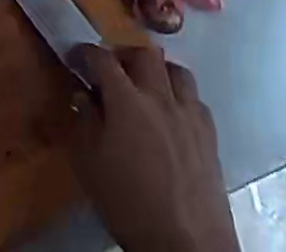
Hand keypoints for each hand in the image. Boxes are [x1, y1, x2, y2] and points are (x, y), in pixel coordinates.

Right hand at [71, 45, 238, 251]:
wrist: (187, 247)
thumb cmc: (129, 204)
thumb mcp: (90, 165)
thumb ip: (84, 123)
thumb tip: (82, 96)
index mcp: (127, 101)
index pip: (103, 59)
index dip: (86, 52)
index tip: (76, 57)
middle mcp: (160, 99)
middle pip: (145, 53)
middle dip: (125, 53)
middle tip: (112, 67)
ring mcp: (189, 116)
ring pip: (177, 71)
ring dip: (158, 71)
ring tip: (145, 86)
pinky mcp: (210, 137)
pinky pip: (197, 101)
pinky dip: (181, 98)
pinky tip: (172, 115)